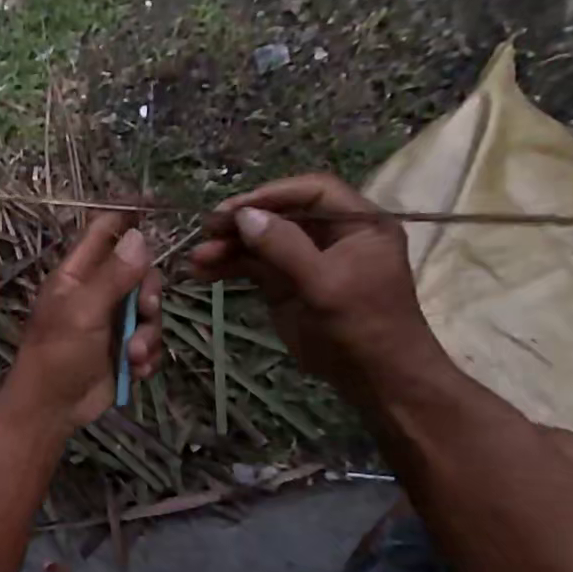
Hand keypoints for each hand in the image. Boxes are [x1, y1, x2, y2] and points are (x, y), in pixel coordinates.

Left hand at [7, 213, 163, 429]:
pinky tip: (136, 370)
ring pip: (149, 311)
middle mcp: (97, 293)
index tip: (154, 205)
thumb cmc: (57, 355)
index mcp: (77, 275)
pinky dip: (147, 356)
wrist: (52, 409)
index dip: (126, 218)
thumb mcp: (84, 311)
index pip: (103, 232)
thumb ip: (113, 276)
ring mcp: (112, 322)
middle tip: (144, 312)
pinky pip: (150, 341)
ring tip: (133, 356)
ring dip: (148, 335)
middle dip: (148, 295)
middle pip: (140, 274)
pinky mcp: (124, 350)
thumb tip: (139, 236)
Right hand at [188, 174, 441, 386]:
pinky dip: (229, 268)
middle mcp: (330, 235)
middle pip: (281, 215)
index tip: (235, 208)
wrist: (375, 379)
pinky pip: (254, 268)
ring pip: (262, 243)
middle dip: (243, 222)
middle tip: (207, 229)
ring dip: (228, 247)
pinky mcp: (286, 286)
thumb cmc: (363, 325)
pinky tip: (202, 272)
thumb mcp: (326, 283)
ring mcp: (305, 261)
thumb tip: (245, 216)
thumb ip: (285, 247)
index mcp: (357, 223)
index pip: (312, 192)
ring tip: (196, 258)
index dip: (273, 195)